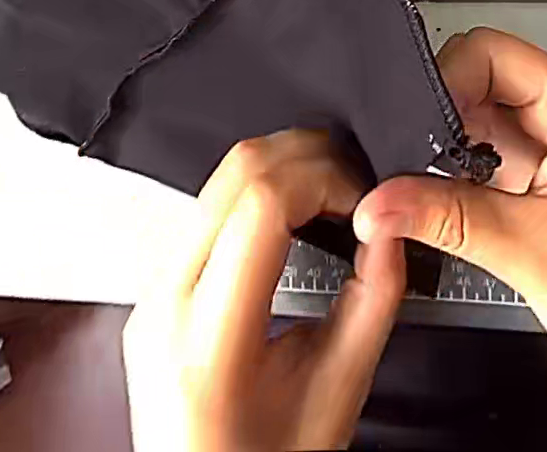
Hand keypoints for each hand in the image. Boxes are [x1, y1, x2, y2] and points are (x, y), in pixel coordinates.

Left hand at [123, 130, 403, 450]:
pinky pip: (213, 201)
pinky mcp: (162, 282)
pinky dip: (264, 184)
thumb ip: (373, 301)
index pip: (261, 203)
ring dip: (286, 164)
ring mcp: (155, 288)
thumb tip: (391, 228)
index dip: (323, 178)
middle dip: (309, 154)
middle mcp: (166, 301)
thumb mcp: (338, 391)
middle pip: (237, 171)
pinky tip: (298, 206)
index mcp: (206, 337)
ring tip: (331, 190)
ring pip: (221, 176)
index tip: (360, 198)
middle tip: (352, 180)